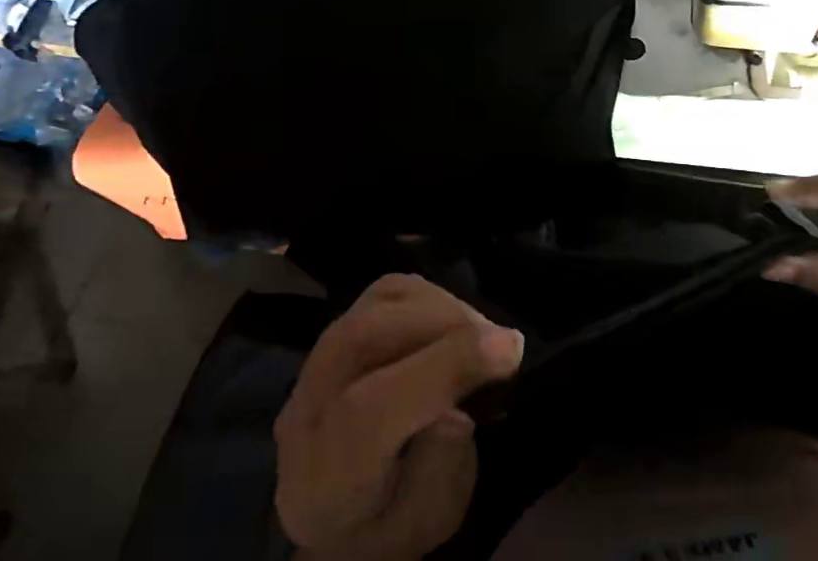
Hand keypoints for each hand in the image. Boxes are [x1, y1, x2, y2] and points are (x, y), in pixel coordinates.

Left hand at [275, 274, 523, 559]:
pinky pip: (385, 292)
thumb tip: (456, 415)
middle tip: (503, 344)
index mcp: (325, 474)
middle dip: (448, 327)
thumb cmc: (386, 521)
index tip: (508, 350)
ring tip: (481, 337)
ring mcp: (317, 357)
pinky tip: (454, 324)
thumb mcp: (423, 525)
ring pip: (376, 304)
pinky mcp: (337, 327)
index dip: (443, 368)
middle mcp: (309, 405)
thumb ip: (438, 475)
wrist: (331, 508)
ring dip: (441, 307)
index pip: (371, 408)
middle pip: (367, 336)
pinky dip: (428, 296)